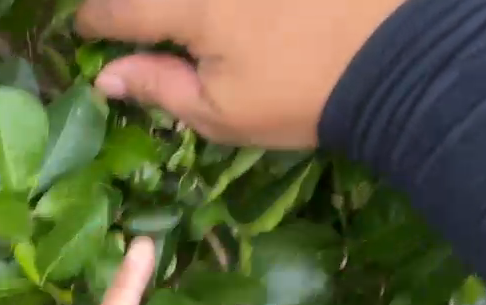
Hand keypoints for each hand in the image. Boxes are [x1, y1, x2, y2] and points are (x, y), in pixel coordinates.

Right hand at [74, 0, 407, 146]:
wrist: (404, 58)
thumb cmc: (298, 99)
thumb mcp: (217, 112)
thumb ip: (158, 86)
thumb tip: (105, 75)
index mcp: (198, 12)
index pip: (127, 10)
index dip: (98, 19)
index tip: (82, 26)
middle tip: (118, 12)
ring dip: (166, 1)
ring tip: (160, 14)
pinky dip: (218, 7)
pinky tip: (218, 16)